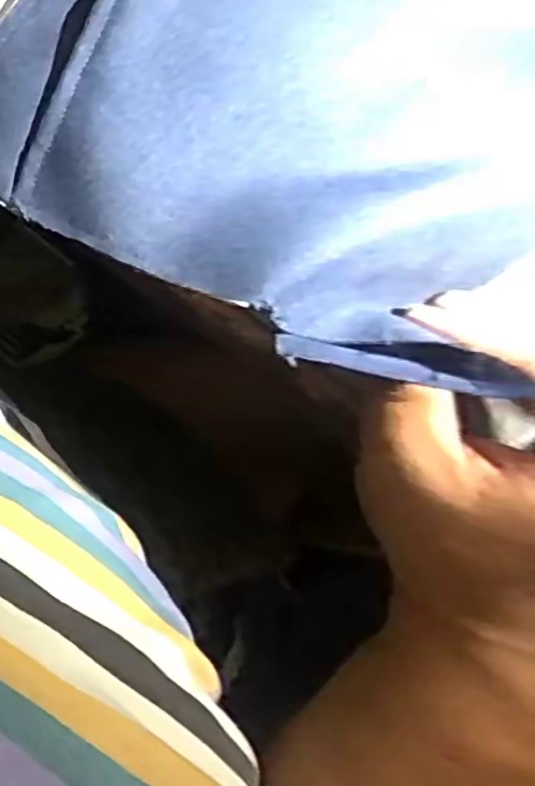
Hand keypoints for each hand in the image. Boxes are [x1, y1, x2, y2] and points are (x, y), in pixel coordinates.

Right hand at [362, 266, 534, 646]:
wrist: (495, 618)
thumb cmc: (443, 545)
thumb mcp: (405, 467)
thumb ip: (407, 400)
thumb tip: (407, 338)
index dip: (488, 336)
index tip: (424, 309)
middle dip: (507, 336)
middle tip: (442, 309)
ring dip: (518, 357)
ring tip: (458, 326)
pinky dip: (525, 377)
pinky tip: (489, 361)